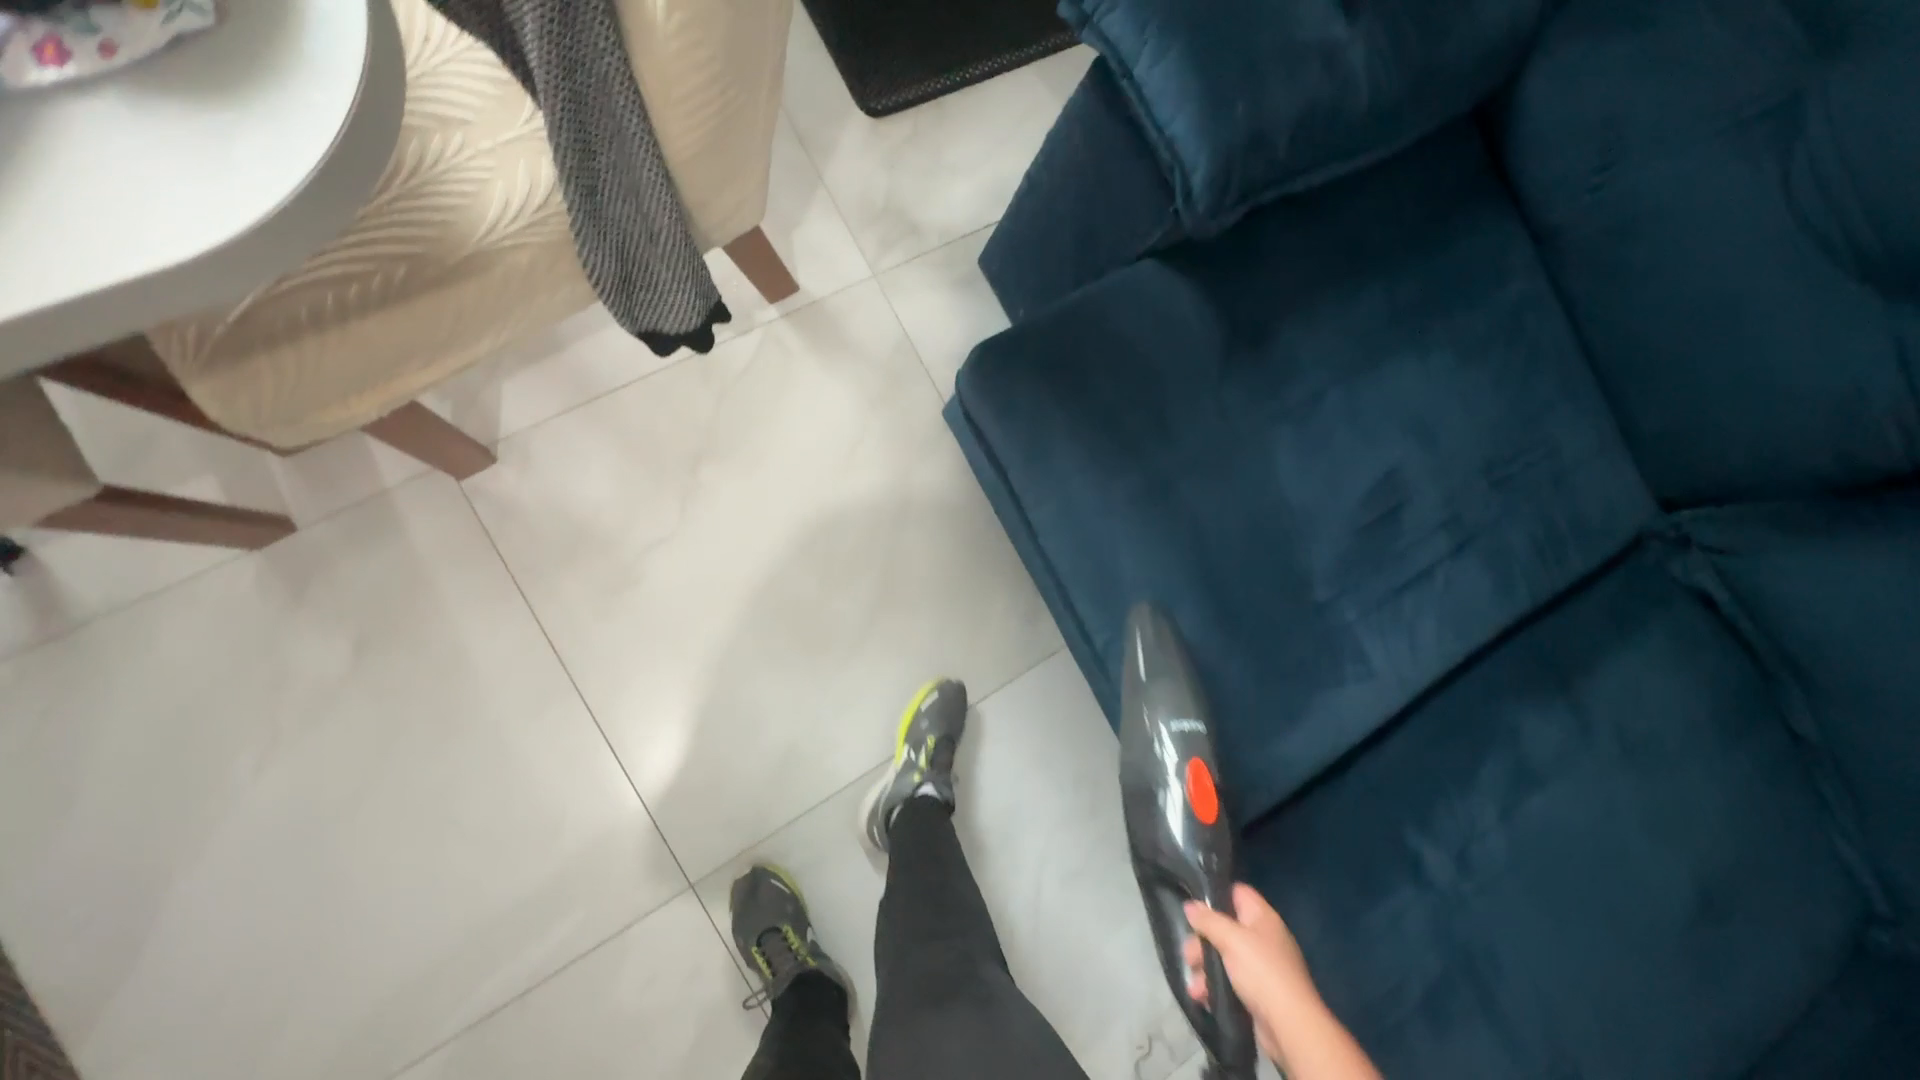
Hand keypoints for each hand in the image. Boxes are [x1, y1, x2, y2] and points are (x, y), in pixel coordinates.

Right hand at [1184, 884, 1380, 1078]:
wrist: (1289, 1026)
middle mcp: (1262, 938)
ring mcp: (1260, 967)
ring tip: (1194, 986)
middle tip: (1189, 956)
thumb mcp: (1231, 940)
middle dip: (1202, 942)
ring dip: (1204, 969)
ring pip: (1223, 957)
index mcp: (1263, 918)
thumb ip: (1208, 920)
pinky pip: (1228, 981)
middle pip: (1224, 928)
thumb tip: (1190, 905)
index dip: (1216, 895)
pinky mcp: (1255, 992)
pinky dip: (1213, 988)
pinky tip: (1202, 997)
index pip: (1238, 893)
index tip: (1193, 907)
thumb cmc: (1262, 973)